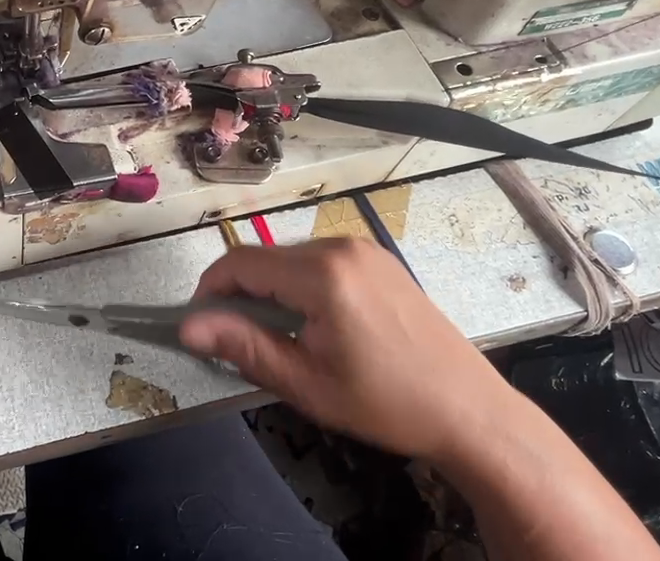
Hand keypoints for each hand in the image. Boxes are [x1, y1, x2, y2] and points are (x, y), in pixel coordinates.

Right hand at [180, 238, 522, 465]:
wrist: (472, 413)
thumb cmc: (385, 404)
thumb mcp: (305, 383)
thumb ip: (242, 347)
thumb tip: (186, 328)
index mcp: (322, 274)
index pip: (240, 264)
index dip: (210, 291)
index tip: (202, 326)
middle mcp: (340, 246)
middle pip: (264, 258)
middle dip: (243, 294)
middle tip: (246, 342)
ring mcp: (363, 249)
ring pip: (290, 259)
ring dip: (273, 290)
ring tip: (287, 338)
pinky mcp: (378, 258)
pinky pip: (320, 261)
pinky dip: (303, 285)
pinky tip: (319, 324)